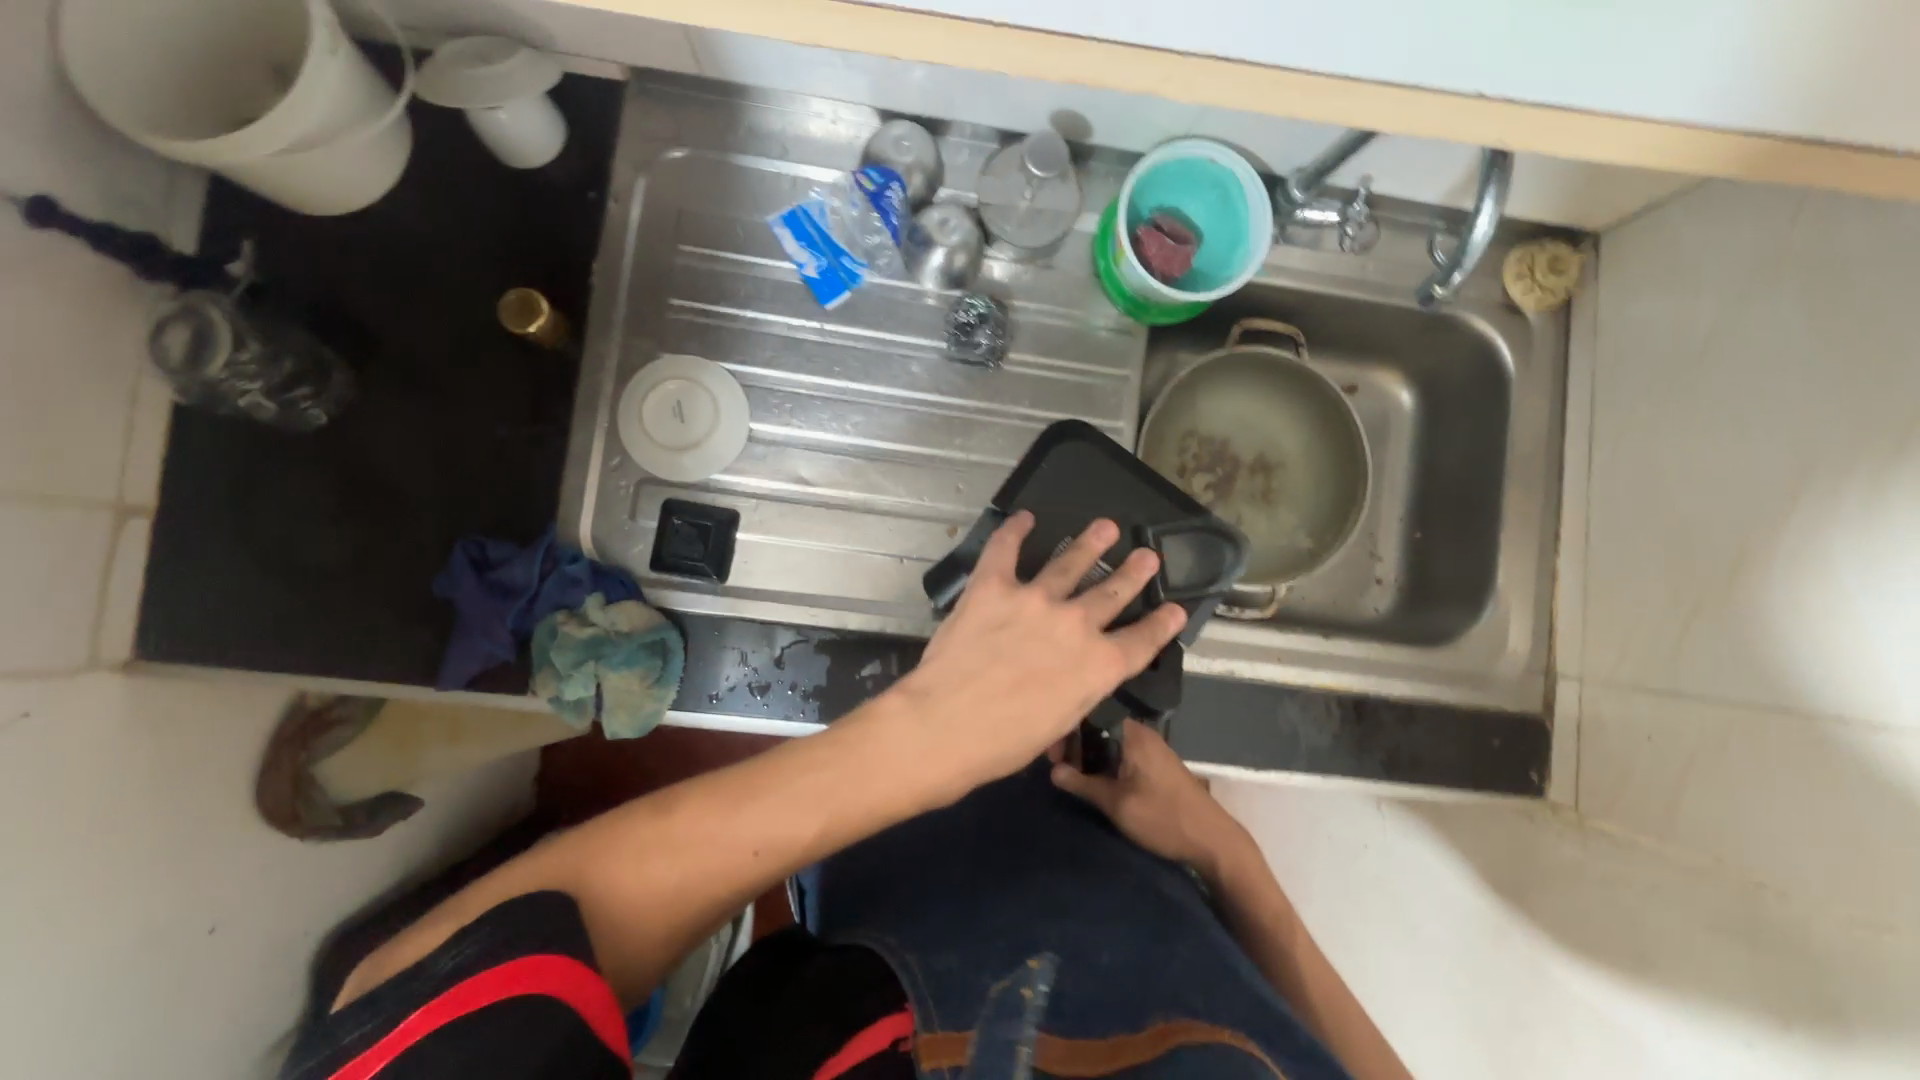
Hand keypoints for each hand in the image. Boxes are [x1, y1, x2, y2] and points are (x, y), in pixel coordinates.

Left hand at [893, 512, 1187, 795]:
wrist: (948, 725)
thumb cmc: (1003, 743)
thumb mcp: (1058, 725)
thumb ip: (1073, 692)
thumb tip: (1068, 681)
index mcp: (1099, 667)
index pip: (1142, 642)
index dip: (1162, 625)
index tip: (1175, 609)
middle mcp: (1076, 625)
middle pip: (1113, 593)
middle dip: (1133, 573)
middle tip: (1147, 556)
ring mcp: (1035, 600)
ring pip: (1070, 563)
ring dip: (1090, 543)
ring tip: (1105, 527)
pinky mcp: (993, 586)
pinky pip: (1006, 550)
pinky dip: (1014, 531)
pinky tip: (1024, 518)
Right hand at [1051, 719, 1251, 876]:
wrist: (1213, 841)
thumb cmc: (1163, 818)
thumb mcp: (1117, 804)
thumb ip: (1082, 784)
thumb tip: (1052, 771)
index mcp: (1132, 734)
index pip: (1090, 716)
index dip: (1067, 731)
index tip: (1051, 754)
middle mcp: (1142, 734)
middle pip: (1099, 728)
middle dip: (1076, 745)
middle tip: (1057, 767)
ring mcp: (1152, 749)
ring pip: (1110, 742)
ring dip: (1090, 756)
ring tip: (1072, 775)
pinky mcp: (1157, 765)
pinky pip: (1122, 754)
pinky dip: (1105, 763)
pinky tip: (1096, 781)